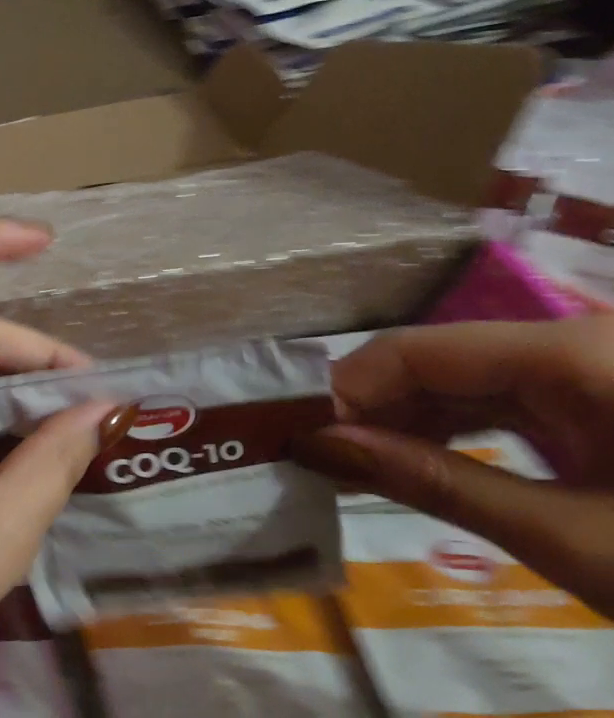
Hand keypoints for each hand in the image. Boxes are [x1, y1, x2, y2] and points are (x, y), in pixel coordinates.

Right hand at [295, 317, 613, 616]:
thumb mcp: (571, 538)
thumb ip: (430, 481)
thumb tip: (313, 446)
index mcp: (577, 354)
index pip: (413, 350)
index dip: (343, 391)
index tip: (298, 442)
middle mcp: (587, 343)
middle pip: (441, 361)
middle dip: (376, 411)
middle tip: (323, 463)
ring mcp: (608, 370)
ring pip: (475, 380)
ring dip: (416, 424)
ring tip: (368, 469)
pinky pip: (521, 401)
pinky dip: (469, 433)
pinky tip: (433, 465)